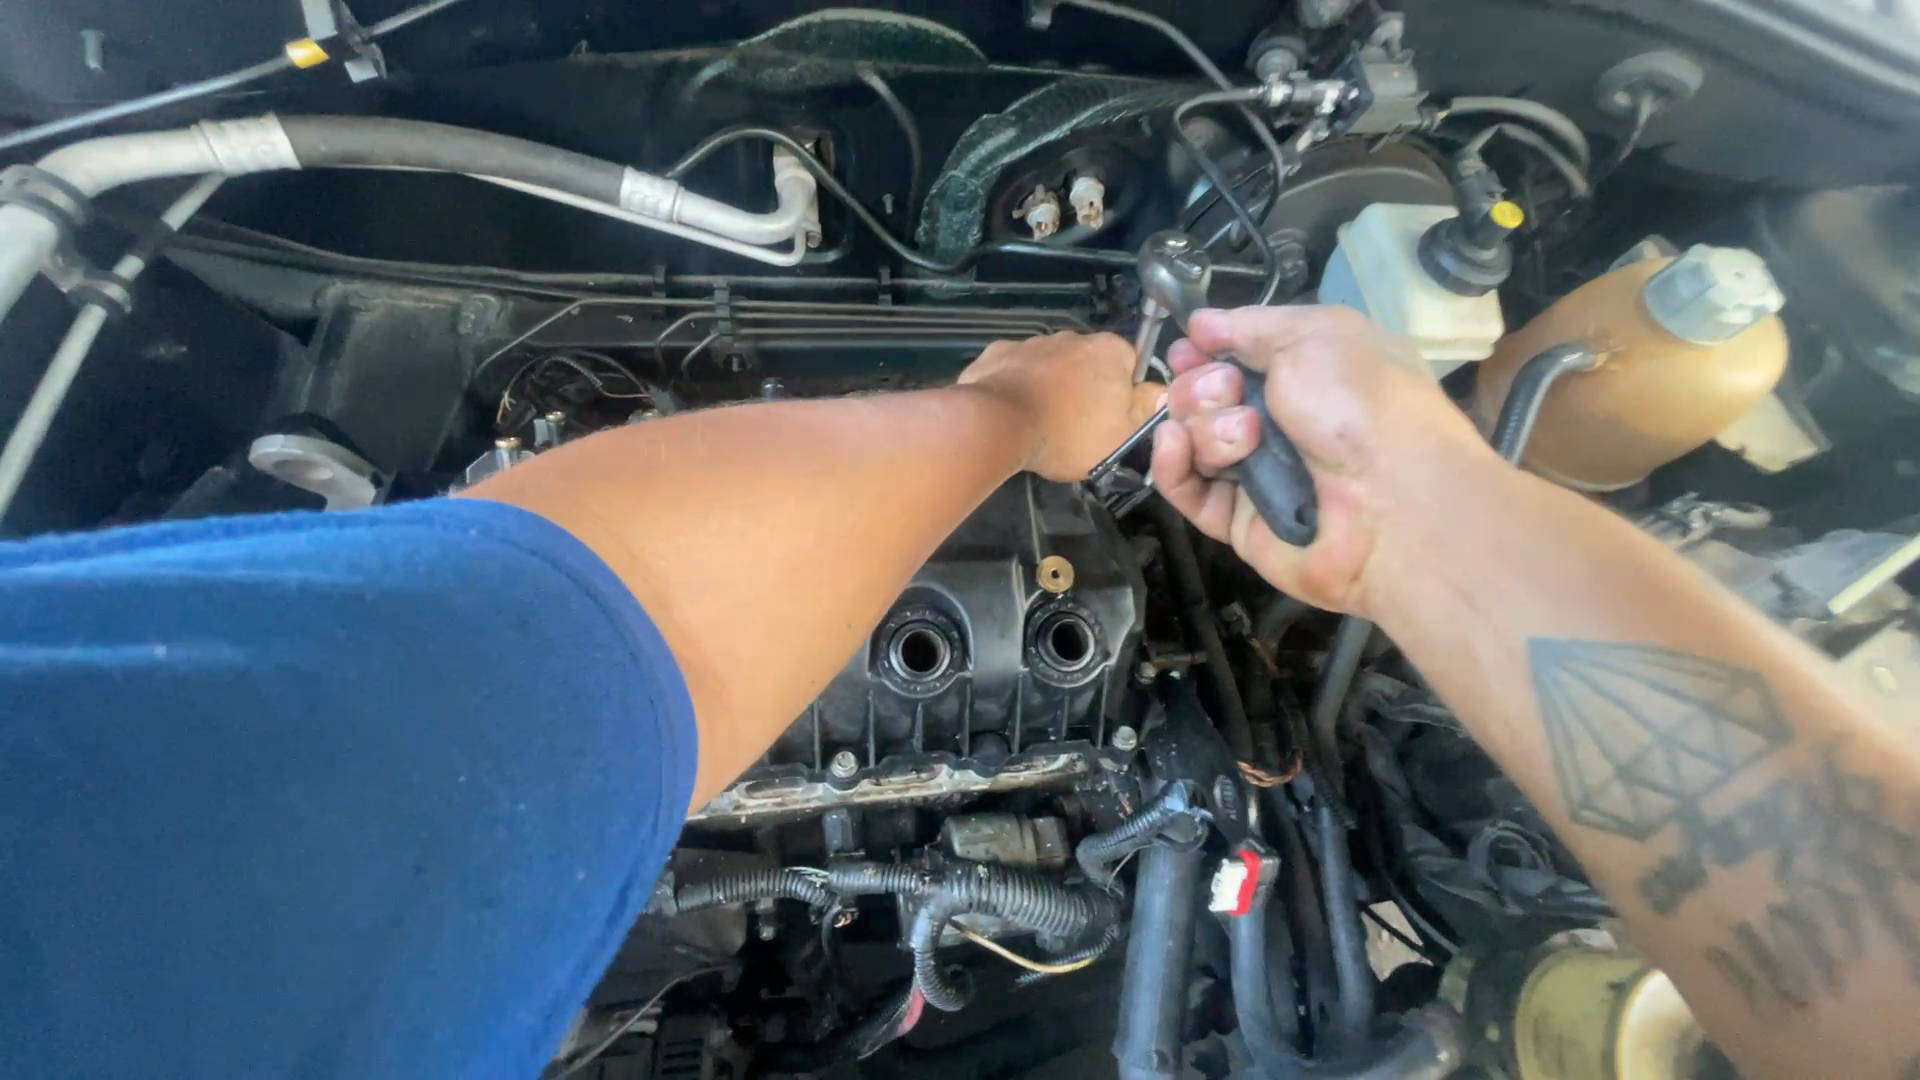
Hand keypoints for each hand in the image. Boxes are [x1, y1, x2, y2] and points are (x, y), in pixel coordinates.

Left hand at [959, 332, 1166, 481]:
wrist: (999, 423)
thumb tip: (1163, 391)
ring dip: (1049, 388)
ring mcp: (1032, 342)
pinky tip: (1011, 413)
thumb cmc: (1070, 432)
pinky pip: (1015, 371)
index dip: (1123, 395)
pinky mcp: (997, 353)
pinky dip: (1016, 387)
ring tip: (1040, 424)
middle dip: (1083, 390)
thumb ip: (1146, 409)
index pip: (1131, 365)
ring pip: (1050, 367)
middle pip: (1088, 364)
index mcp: (1110, 350)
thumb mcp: (1122, 434)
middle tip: (1075, 429)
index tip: (1110, 422)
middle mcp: (1073, 336)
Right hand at [1149, 305, 1494, 616]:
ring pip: (1190, 438)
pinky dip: (1170, 463)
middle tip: (1230, 390)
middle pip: (1200, 396)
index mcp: (1302, 374)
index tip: (1189, 347)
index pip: (1231, 358)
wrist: (1388, 501)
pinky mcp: (1232, 518)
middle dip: (1202, 387)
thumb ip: (1250, 326)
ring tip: (1245, 435)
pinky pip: (1182, 487)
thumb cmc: (1360, 405)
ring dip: (1205, 426)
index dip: (1204, 351)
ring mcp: (1251, 472)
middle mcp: (1275, 422)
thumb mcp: (1316, 335)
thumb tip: (1199, 322)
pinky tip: (1173, 444)